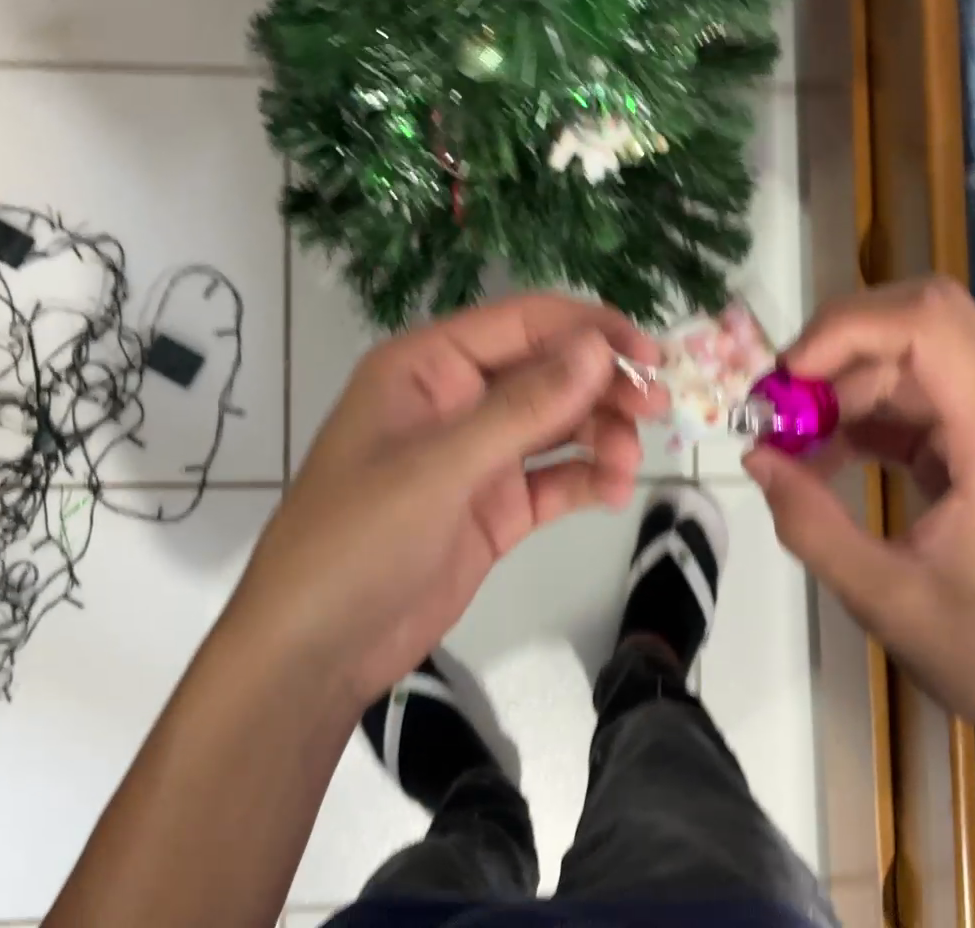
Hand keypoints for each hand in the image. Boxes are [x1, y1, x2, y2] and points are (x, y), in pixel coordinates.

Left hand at [236, 293, 665, 710]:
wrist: (317, 650)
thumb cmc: (358, 540)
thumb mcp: (441, 467)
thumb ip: (523, 406)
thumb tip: (597, 347)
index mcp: (429, 368)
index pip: (523, 325)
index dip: (589, 331)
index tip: (649, 355)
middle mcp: (456, 402)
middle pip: (548, 373)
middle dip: (603, 386)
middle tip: (657, 409)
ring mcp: (476, 458)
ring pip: (557, 426)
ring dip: (601, 435)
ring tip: (630, 463)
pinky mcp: (493, 509)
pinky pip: (552, 480)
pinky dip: (586, 480)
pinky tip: (614, 491)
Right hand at [743, 280, 974, 770]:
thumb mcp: (880, 596)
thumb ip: (808, 520)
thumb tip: (755, 456)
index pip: (924, 324)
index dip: (841, 331)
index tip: (781, 384)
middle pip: (925, 316)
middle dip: (839, 344)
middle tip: (781, 400)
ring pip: (918, 353)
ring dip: (847, 382)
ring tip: (791, 439)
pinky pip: (924, 395)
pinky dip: (869, 411)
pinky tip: (827, 456)